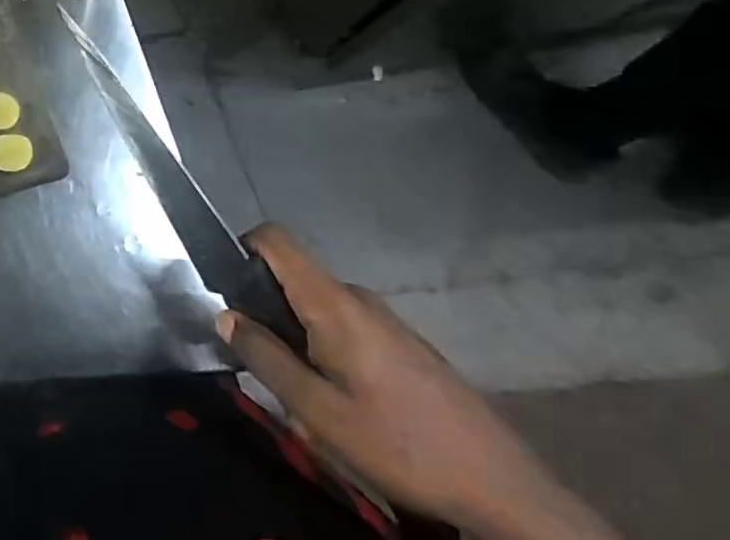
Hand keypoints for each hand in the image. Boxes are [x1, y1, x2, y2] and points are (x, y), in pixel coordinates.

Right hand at [216, 227, 617, 539]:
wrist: (504, 489)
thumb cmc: (400, 444)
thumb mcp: (318, 411)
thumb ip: (265, 358)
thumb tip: (226, 317)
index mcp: (333, 303)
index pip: (276, 239)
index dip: (241, 249)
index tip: (227, 292)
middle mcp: (358, 298)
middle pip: (293, 278)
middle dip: (266, 311)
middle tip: (265, 367)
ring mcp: (385, 319)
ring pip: (318, 308)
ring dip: (297, 338)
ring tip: (306, 395)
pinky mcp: (403, 343)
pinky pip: (345, 327)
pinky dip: (325, 349)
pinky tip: (343, 402)